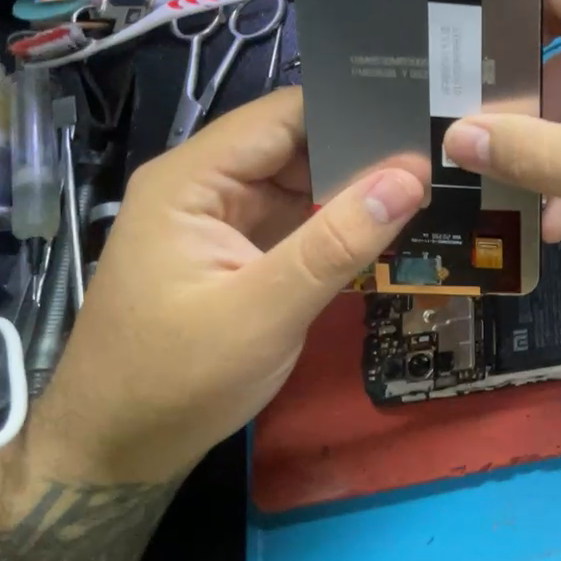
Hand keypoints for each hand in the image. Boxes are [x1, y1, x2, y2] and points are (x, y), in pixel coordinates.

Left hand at [30, 88, 430, 483]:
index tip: (424, 109)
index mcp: (193, 181)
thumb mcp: (263, 312)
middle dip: (369, 145)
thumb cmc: (174, 380)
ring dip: (363, 182)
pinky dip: (348, 217)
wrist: (116, 454)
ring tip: (436, 175)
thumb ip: (337, 243)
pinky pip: (306, 216)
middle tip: (445, 149)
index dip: (354, 106)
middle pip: (301, 143)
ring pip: (309, 179)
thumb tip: (411, 177)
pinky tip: (398, 217)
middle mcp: (209, 186)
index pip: (285, 115)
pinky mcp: (245, 250)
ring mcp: (228, 219)